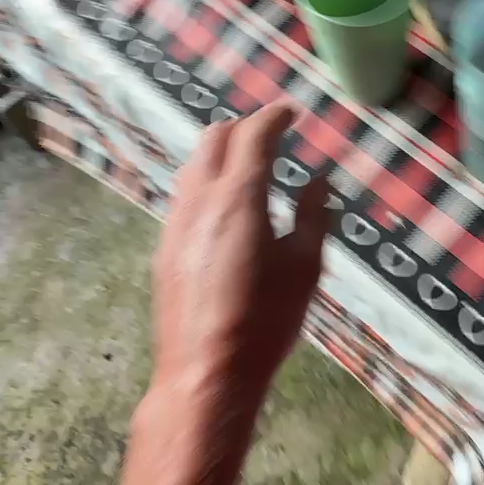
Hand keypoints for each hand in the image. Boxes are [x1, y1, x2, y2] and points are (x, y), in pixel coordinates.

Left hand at [150, 102, 330, 410]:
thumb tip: (319, 180)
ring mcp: (175, 223)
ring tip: (248, 166)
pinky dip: (206, 181)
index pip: (253, 135)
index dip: (275, 116)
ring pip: (193, 164)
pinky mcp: (164, 247)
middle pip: (214, 138)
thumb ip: (314, 216)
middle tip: (273, 135)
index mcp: (239, 198)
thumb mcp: (305, 268)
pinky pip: (184, 194)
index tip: (293, 112)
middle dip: (244, 126)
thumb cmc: (266, 321)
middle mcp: (200, 200)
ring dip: (221, 152)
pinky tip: (225, 206)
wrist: (205, 371)